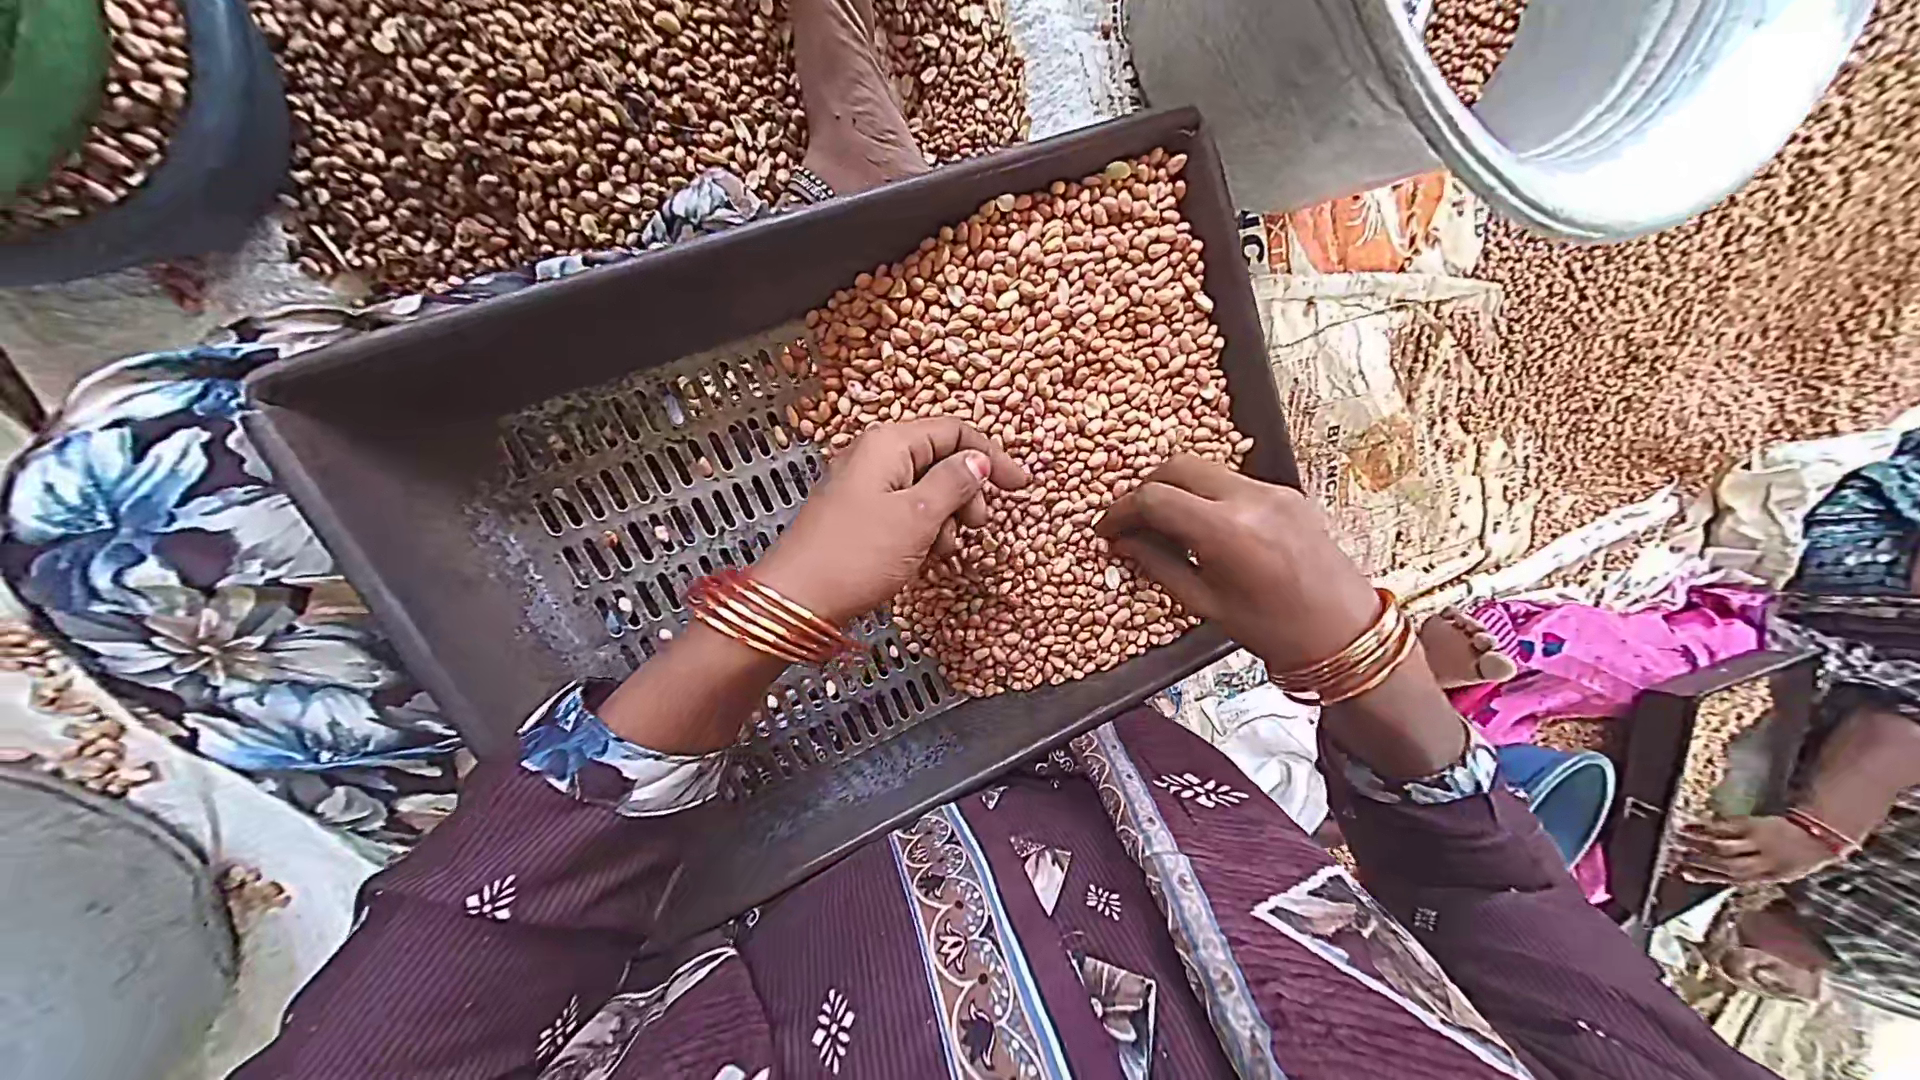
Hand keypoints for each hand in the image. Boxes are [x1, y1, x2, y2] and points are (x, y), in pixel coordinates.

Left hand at [752, 418, 1028, 623]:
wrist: (797, 601)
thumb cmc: (854, 556)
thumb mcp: (918, 516)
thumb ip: (955, 482)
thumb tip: (978, 461)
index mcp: (889, 444)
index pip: (954, 431)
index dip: (991, 456)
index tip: (1018, 485)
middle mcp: (876, 458)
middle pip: (942, 460)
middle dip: (966, 494)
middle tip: (974, 526)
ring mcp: (867, 488)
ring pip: (928, 491)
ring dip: (946, 520)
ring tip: (939, 549)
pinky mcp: (862, 517)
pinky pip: (908, 514)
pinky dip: (924, 533)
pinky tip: (921, 557)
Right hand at [1093, 455, 1381, 671]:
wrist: (1344, 632)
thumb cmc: (1271, 629)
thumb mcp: (1203, 602)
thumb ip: (1158, 564)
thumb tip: (1124, 542)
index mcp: (1226, 532)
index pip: (1154, 498)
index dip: (1121, 511)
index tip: (1107, 529)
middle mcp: (1251, 499)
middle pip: (1176, 466)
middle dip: (1145, 489)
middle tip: (1132, 520)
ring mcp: (1273, 491)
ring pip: (1204, 469)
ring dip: (1175, 489)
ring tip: (1163, 524)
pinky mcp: (1287, 492)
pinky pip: (1230, 481)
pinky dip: (1204, 495)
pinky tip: (1201, 525)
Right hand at [1676, 816, 1839, 884]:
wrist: (1820, 837)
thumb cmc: (1796, 856)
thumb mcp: (1781, 870)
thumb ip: (1751, 871)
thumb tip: (1716, 871)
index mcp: (1770, 876)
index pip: (1734, 878)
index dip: (1706, 876)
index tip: (1682, 873)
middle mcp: (1764, 862)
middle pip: (1726, 864)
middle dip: (1698, 860)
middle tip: (1675, 854)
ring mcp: (1757, 843)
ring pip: (1721, 846)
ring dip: (1696, 843)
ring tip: (1676, 838)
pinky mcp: (1751, 826)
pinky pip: (1722, 827)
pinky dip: (1701, 826)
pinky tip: (1688, 825)